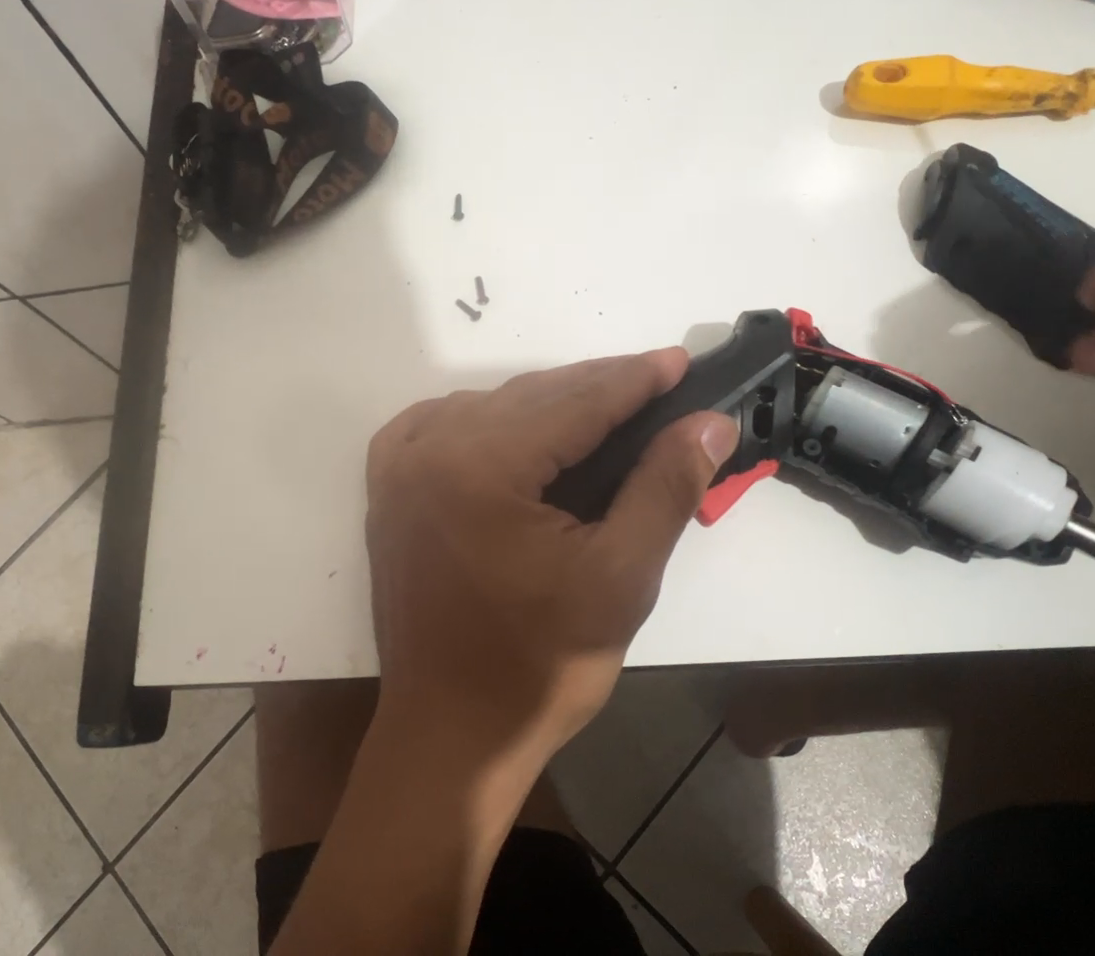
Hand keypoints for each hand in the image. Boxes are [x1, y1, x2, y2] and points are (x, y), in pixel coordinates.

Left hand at [364, 349, 736, 758]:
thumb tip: (707, 423)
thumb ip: (664, 488)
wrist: (451, 733)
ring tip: (603, 411)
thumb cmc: (540, 666)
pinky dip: (482, 421)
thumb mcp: (621, 577)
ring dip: (544, 405)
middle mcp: (426, 452)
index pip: (573, 403)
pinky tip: (516, 431)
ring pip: (484, 410)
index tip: (679, 361)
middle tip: (656, 383)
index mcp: (477, 466)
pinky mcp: (387, 496)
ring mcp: (397, 472)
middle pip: (527, 398)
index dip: (633, 380)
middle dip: (595, 389)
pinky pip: (437, 429)